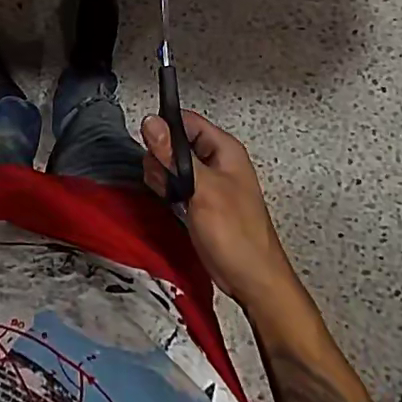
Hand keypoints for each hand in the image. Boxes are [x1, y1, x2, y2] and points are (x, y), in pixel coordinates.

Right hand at [140, 111, 298, 308]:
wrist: (251, 279)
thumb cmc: (235, 234)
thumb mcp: (201, 188)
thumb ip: (173, 154)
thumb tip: (150, 121)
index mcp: (223, 149)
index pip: (186, 121)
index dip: (165, 128)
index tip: (150, 145)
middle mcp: (215, 160)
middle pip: (174, 141)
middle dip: (161, 157)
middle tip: (165, 179)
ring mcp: (206, 181)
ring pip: (170, 163)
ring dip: (161, 176)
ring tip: (169, 195)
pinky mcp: (198, 200)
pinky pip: (174, 183)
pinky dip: (166, 190)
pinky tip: (169, 203)